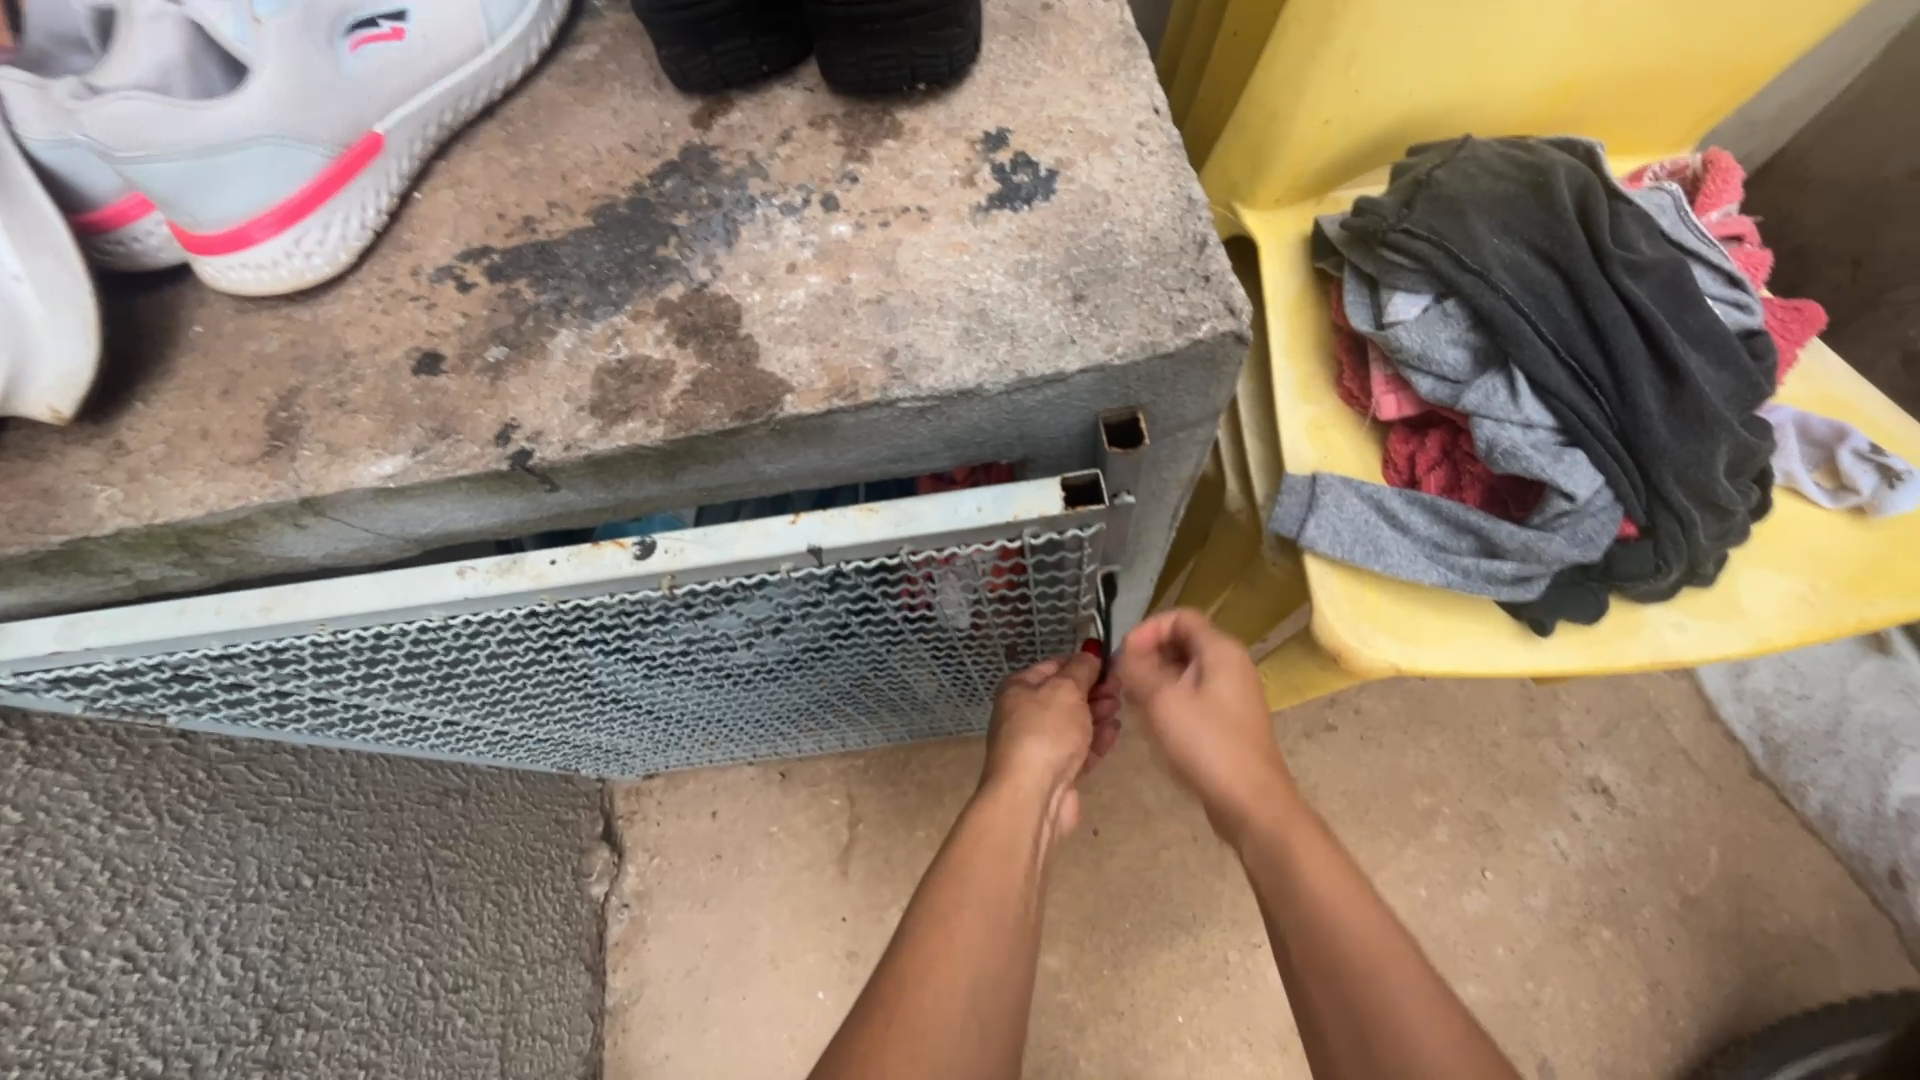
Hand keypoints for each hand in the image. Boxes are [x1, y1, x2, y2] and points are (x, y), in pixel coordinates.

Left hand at [980, 648, 1121, 837]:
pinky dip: (1096, 739)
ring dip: (1097, 713)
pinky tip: (1114, 731)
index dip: (1081, 663)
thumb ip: (1081, 669)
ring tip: (1118, 708)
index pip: (1053, 667)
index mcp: (1019, 689)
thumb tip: (1089, 653)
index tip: (1109, 664)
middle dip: (1093, 690)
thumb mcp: (1066, 689)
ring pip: (1074, 724)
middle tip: (1118, 688)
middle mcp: (1024, 715)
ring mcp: (1039, 745)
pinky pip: (1079, 749)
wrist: (1031, 794)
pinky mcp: (1055, 771)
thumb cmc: (1045, 731)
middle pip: (1065, 696)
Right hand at [1116, 609, 1293, 843]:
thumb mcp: (1162, 700)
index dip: (1148, 629)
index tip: (1125, 654)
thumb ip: (1138, 667)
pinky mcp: (1228, 720)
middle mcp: (1231, 665)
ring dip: (1156, 679)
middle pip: (1183, 642)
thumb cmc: (1206, 744)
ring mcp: (1232, 694)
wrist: (1251, 802)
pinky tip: (1154, 722)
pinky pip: (1193, 694)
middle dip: (1149, 655)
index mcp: (1221, 650)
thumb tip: (1126, 649)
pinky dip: (1170, 699)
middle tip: (1124, 680)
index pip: (1180, 617)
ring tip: (1134, 703)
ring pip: (1186, 670)